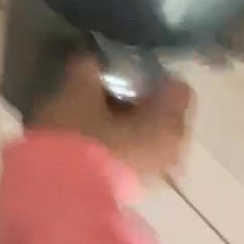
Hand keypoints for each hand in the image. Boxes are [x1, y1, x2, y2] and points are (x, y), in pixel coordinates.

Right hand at [30, 54, 194, 178]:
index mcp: (170, 122)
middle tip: (99, 89)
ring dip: (128, 120)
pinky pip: (140, 149)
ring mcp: (163, 167)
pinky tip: (94, 136)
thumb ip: (87, 71)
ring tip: (93, 113)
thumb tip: (92, 56)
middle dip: (135, 98)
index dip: (149, 73)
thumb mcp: (75, 94)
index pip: (177, 87)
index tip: (118, 67)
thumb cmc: (77, 134)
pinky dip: (123, 138)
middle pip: (164, 111)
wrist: (65, 187)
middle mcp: (178, 145)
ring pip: (151, 132)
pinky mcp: (143, 181)